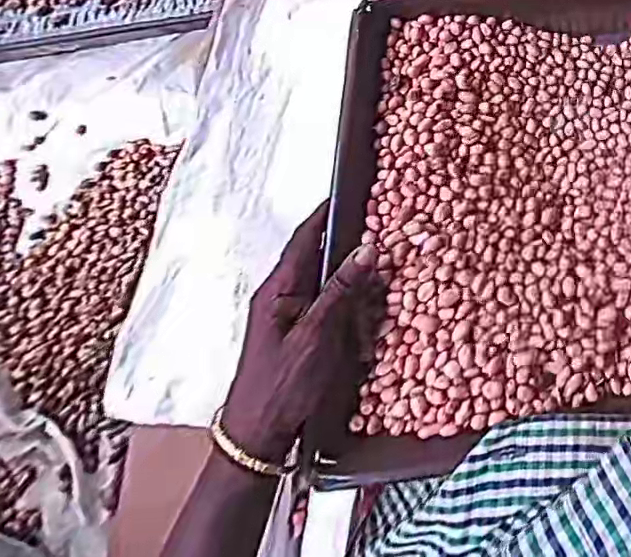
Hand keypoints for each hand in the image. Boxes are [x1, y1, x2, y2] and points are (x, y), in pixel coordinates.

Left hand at [220, 205, 380, 463]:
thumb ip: (341, 290)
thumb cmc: (281, 387)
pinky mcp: (297, 331)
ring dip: (346, 267)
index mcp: (278, 290)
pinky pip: (323, 299)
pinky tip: (364, 297)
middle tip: (374, 221)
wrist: (255, 439)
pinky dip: (344, 292)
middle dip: (343, 238)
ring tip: (375, 255)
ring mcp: (287, 314)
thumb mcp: (316, 336)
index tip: (347, 191)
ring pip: (321, 277)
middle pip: (314, 254)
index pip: (305, 238)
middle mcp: (280, 296)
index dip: (325, 213)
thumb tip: (366, 249)